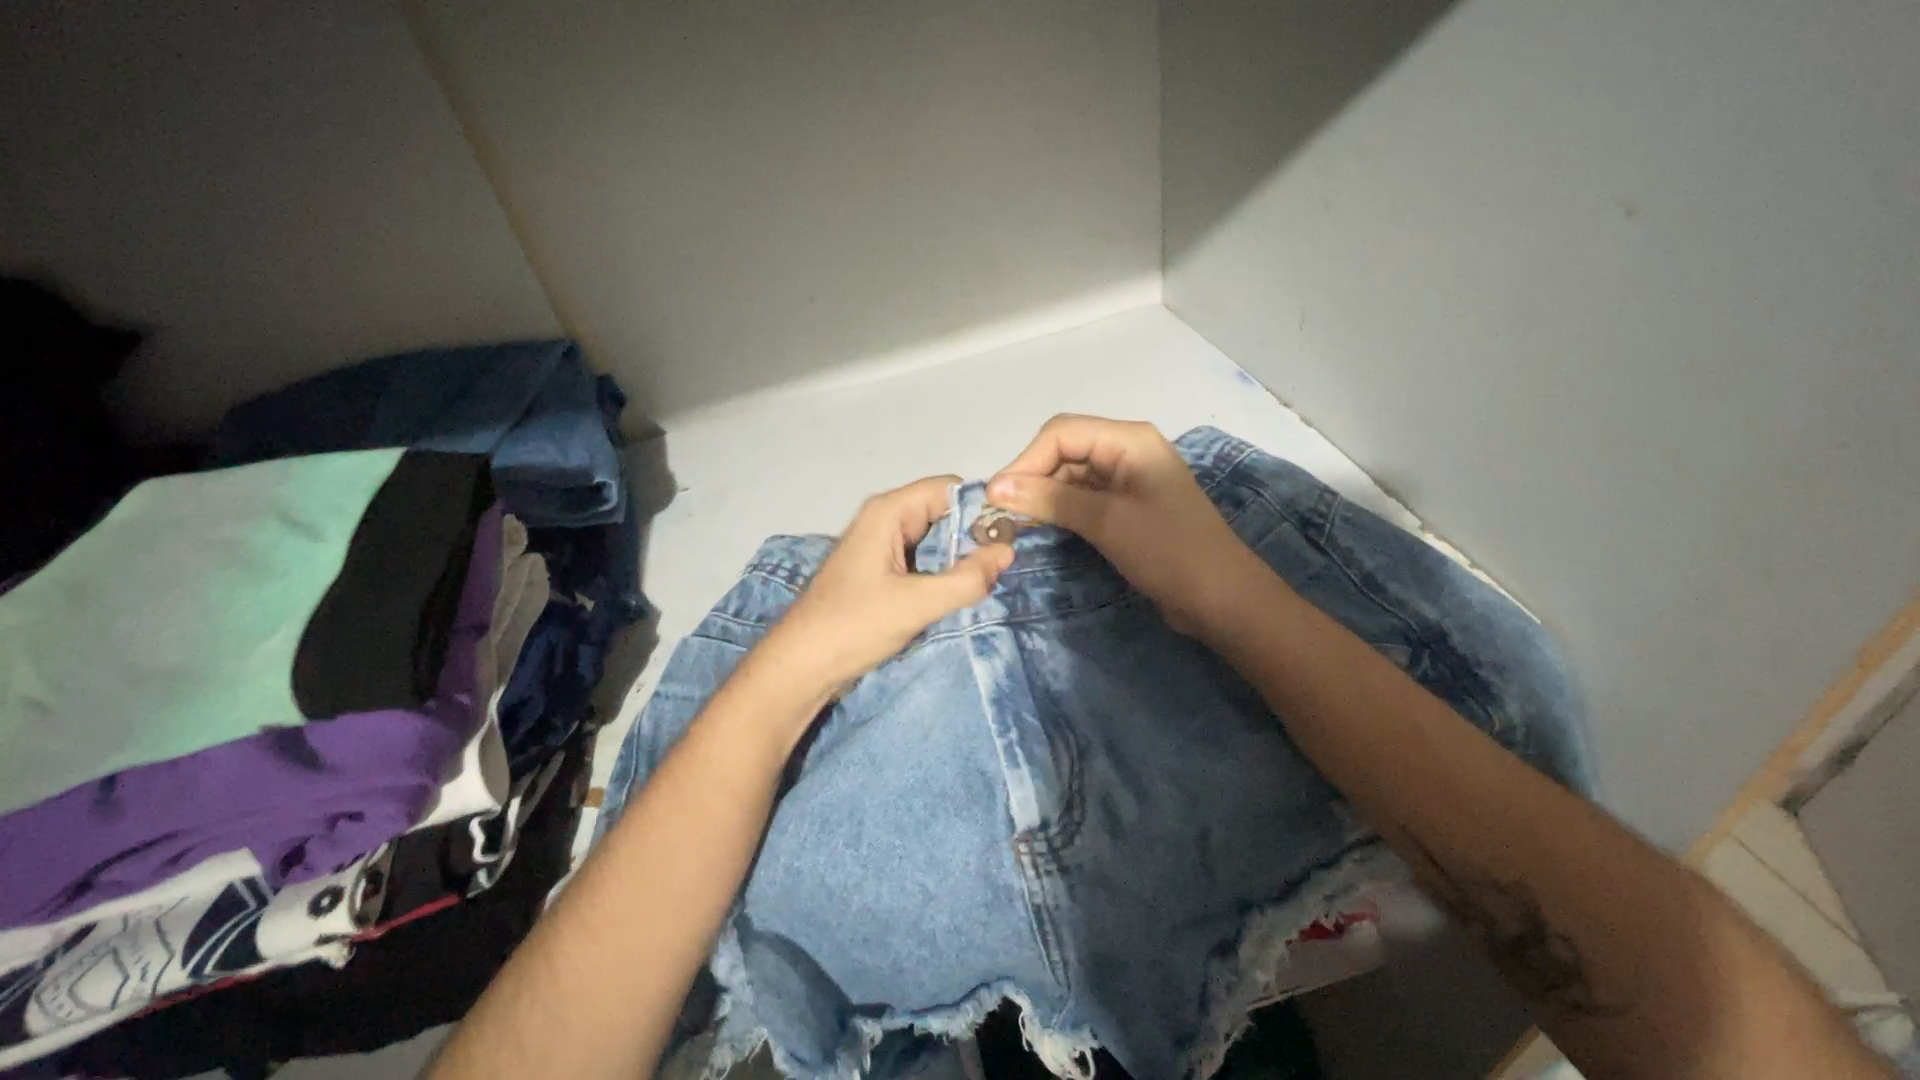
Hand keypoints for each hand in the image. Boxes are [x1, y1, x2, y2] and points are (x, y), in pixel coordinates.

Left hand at [756, 475, 1014, 693]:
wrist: (801, 666)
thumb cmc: (853, 626)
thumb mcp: (916, 603)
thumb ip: (966, 578)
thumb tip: (1008, 552)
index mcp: (888, 512)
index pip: (949, 489)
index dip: (981, 507)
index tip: (1012, 536)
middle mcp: (884, 520)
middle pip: (943, 513)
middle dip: (974, 536)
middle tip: (1005, 566)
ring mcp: (881, 548)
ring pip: (935, 540)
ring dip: (960, 559)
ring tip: (990, 582)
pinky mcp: (881, 574)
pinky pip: (922, 562)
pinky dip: (943, 575)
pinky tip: (961, 596)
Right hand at [987, 415, 1266, 639]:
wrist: (1222, 599)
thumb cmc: (1169, 552)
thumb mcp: (1106, 521)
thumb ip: (1050, 500)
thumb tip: (995, 487)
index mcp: (1129, 440)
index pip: (1061, 434)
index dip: (1025, 462)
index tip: (997, 499)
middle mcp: (1127, 451)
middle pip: (1064, 451)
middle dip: (1031, 478)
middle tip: (1001, 517)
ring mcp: (1128, 481)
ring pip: (1070, 477)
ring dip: (1042, 497)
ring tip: (1014, 526)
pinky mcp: (1127, 509)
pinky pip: (1084, 499)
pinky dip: (1060, 511)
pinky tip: (1041, 529)